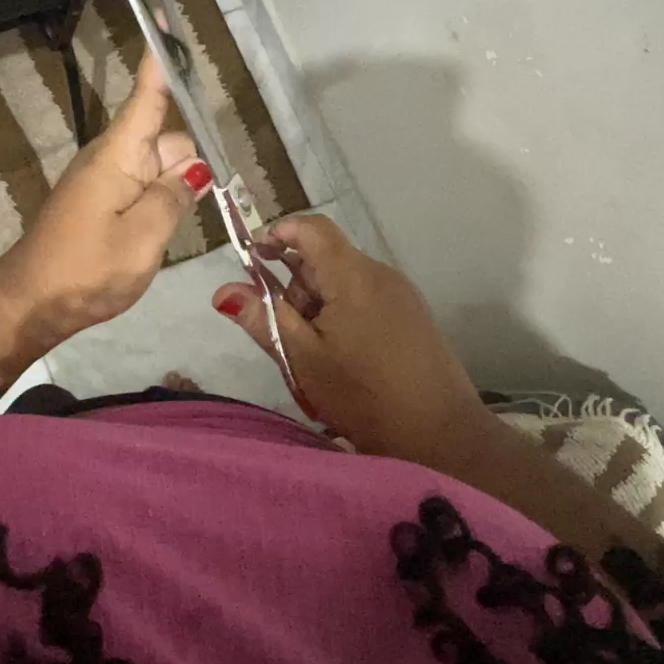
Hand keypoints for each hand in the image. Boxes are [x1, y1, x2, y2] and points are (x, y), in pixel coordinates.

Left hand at [0, 49, 211, 339]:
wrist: (32, 302)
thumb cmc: (87, 267)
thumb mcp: (144, 236)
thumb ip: (174, 198)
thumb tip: (197, 170)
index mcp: (120, 154)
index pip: (147, 97)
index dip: (160, 62)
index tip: (164, 20)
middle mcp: (112, 158)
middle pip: (167, 139)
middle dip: (194, 159)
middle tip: (220, 195)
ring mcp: (104, 182)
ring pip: (158, 168)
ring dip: (179, 186)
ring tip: (192, 220)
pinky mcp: (100, 204)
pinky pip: (142, 188)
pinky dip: (162, 200)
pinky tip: (169, 229)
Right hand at [210, 215, 488, 455]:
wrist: (441, 436)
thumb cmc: (364, 395)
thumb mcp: (303, 359)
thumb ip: (263, 318)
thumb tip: (222, 290)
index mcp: (353, 276)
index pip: (311, 227)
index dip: (277, 232)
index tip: (251, 257)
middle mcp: (380, 274)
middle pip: (324, 258)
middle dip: (293, 284)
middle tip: (281, 331)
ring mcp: (401, 295)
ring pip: (343, 282)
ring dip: (315, 305)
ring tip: (310, 354)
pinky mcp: (412, 317)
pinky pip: (365, 299)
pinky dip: (340, 315)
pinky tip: (339, 358)